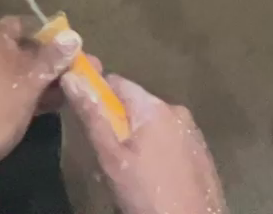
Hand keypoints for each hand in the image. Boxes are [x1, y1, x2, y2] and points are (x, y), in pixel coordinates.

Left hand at [0, 15, 81, 163]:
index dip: (45, 30)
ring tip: (82, 87)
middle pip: (28, 50)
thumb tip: (74, 35)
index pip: (21, 23)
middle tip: (87, 68)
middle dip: (56, 58)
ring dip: (51, 79)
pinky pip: (23, 95)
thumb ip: (52, 57)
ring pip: (27, 75)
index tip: (70, 42)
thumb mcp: (29, 79)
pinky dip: (40, 97)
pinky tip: (61, 105)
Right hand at [63, 73, 226, 213]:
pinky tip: (154, 179)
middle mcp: (175, 110)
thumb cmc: (148, 196)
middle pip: (134, 105)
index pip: (115, 82)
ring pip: (152, 125)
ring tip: (131, 174)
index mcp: (153, 106)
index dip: (96, 98)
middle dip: (118, 126)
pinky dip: (158, 152)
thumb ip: (92, 116)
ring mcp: (192, 132)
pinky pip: (170, 141)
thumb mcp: (112, 159)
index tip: (87, 122)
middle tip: (109, 159)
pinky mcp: (201, 154)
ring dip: (138, 140)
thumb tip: (71, 76)